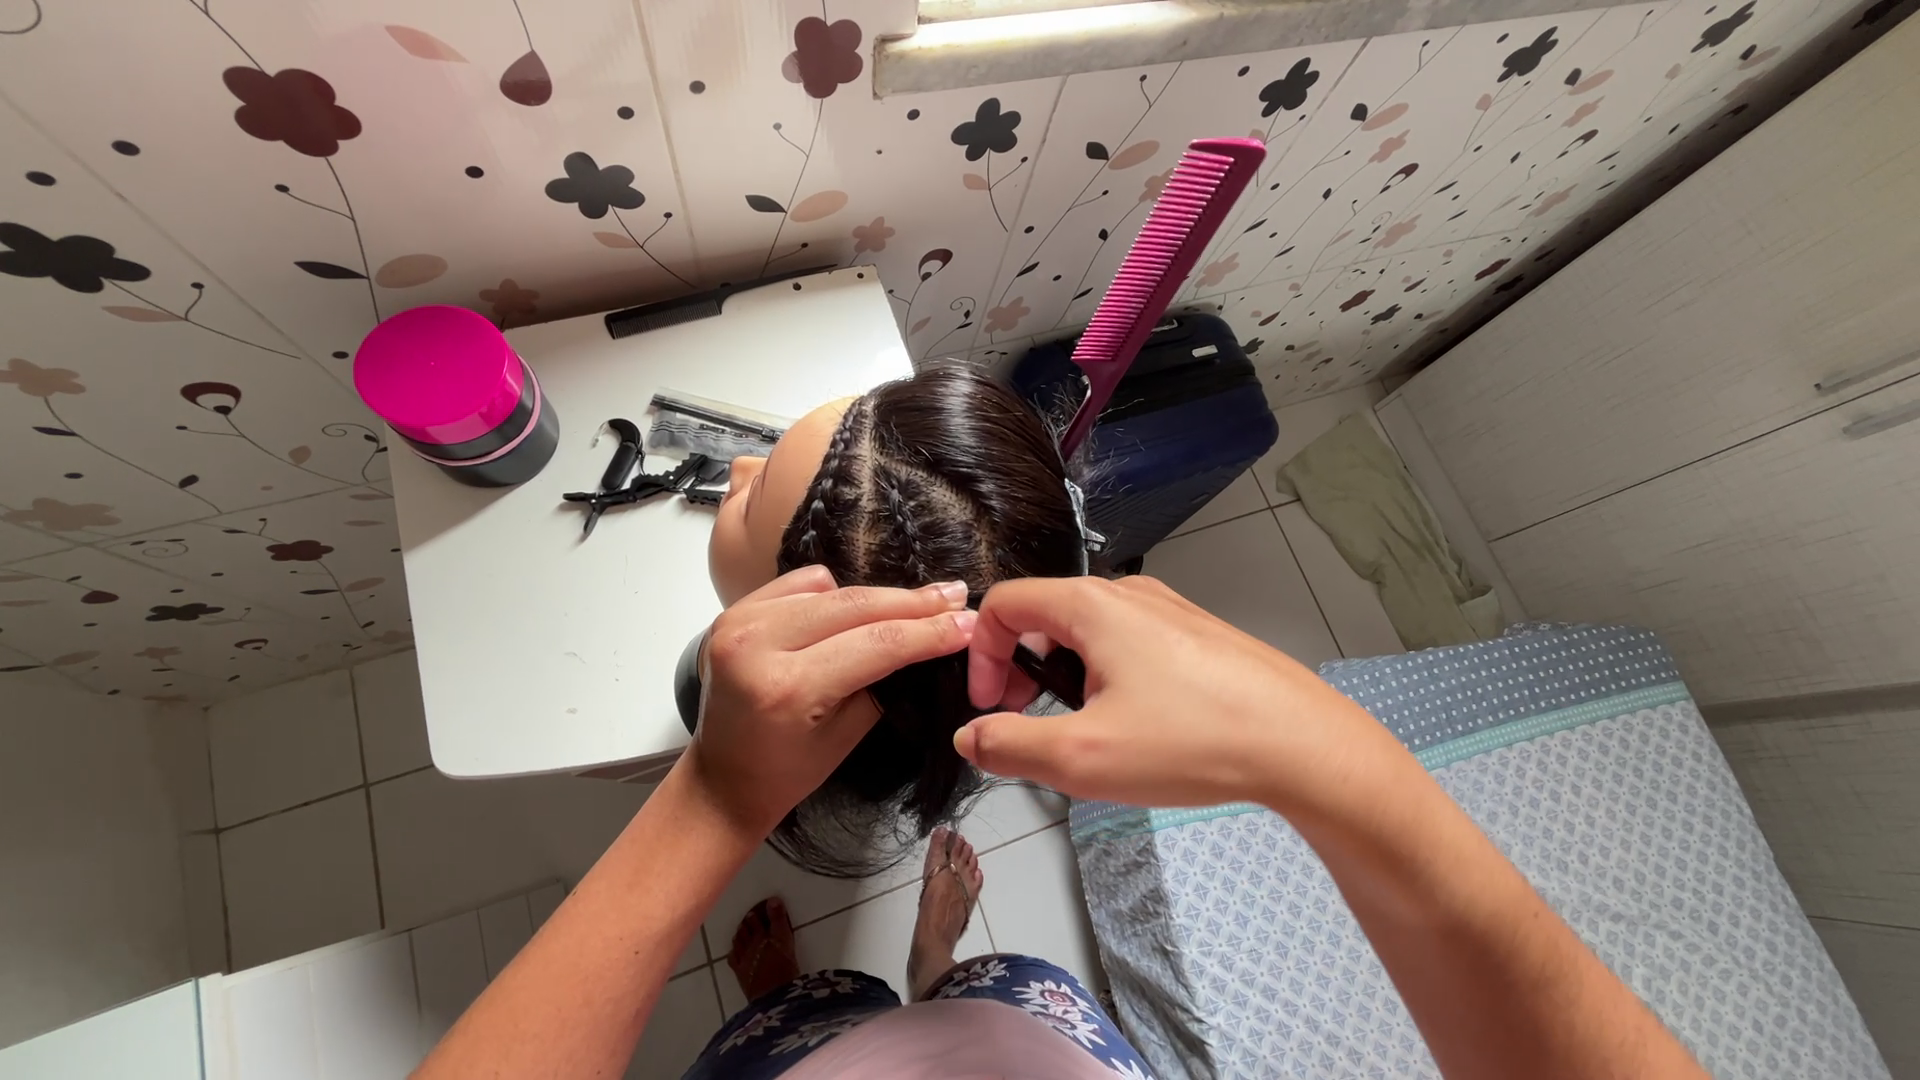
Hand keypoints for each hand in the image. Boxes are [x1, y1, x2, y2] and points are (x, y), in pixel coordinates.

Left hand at [683, 565, 976, 836]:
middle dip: (913, 601)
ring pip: (831, 588)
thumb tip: (932, 635)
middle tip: (956, 595)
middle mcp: (756, 645)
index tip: (969, 622)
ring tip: (912, 607)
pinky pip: (800, 583)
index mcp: (787, 688)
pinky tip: (850, 611)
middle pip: (855, 604)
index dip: (929, 630)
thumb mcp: (848, 733)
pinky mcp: (734, 611)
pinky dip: (832, 592)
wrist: (722, 779)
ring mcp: (739, 622)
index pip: (877, 644)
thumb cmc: (788, 772)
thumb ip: (885, 678)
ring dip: (876, 597)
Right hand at [958, 576, 1417, 818]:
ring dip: (1063, 674)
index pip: (1005, 604)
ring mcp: (1169, 610)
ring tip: (1082, 729)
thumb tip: (970, 736)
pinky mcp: (1198, 634)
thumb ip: (1009, 745)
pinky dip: (1105, 674)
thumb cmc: (1191, 743)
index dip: (981, 654)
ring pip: (1088, 630)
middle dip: (1021, 666)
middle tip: (1027, 719)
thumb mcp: (1082, 757)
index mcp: (1091, 605)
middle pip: (1045, 614)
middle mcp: (1129, 593)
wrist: (1306, 746)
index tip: (989, 707)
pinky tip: (1134, 723)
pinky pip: (1128, 642)